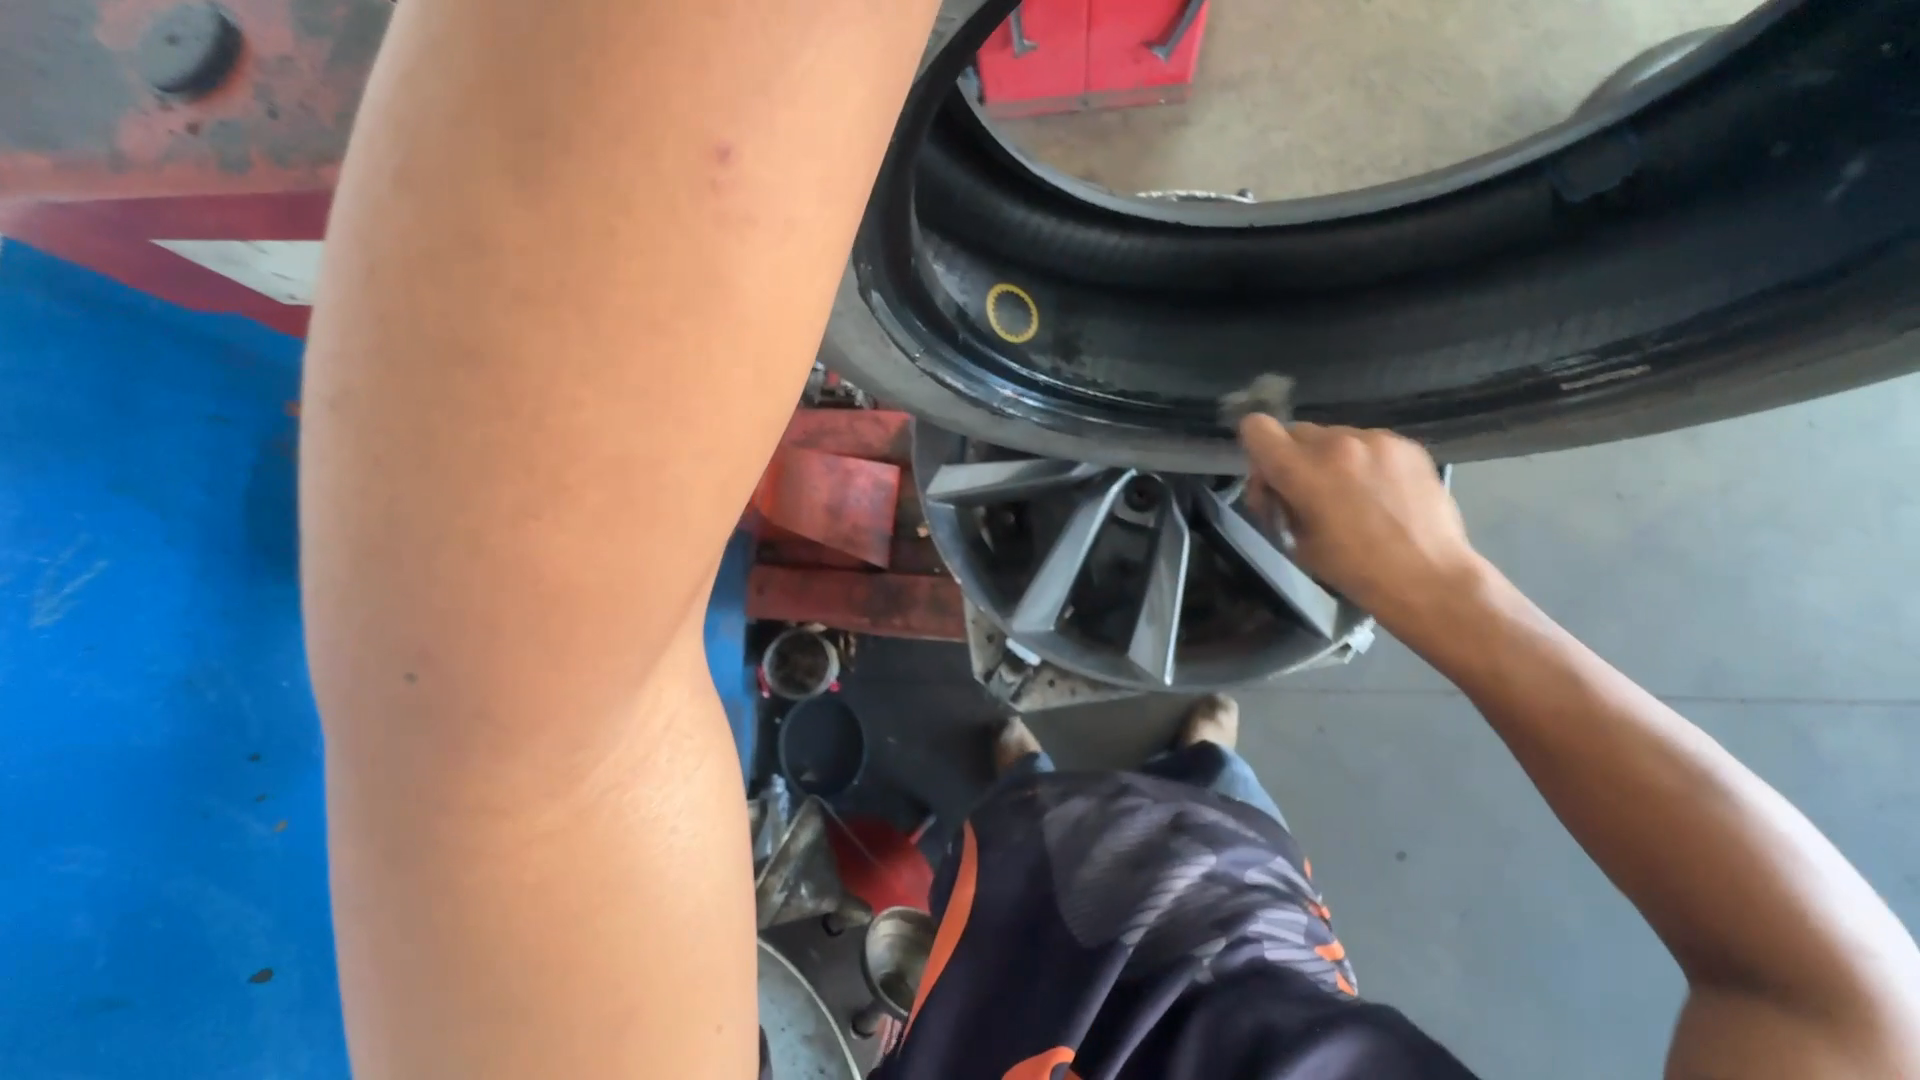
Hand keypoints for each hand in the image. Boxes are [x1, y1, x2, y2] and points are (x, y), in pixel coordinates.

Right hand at [1238, 416, 1483, 620]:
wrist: (1428, 578)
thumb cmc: (1354, 571)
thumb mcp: (1297, 540)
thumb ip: (1281, 501)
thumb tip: (1279, 486)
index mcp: (1303, 470)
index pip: (1257, 429)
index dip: (1256, 449)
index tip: (1270, 478)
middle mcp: (1338, 443)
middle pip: (1295, 433)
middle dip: (1294, 459)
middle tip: (1308, 495)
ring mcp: (1377, 440)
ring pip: (1334, 437)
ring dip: (1331, 460)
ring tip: (1351, 496)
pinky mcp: (1407, 445)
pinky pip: (1369, 444)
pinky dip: (1364, 462)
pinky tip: (1380, 493)